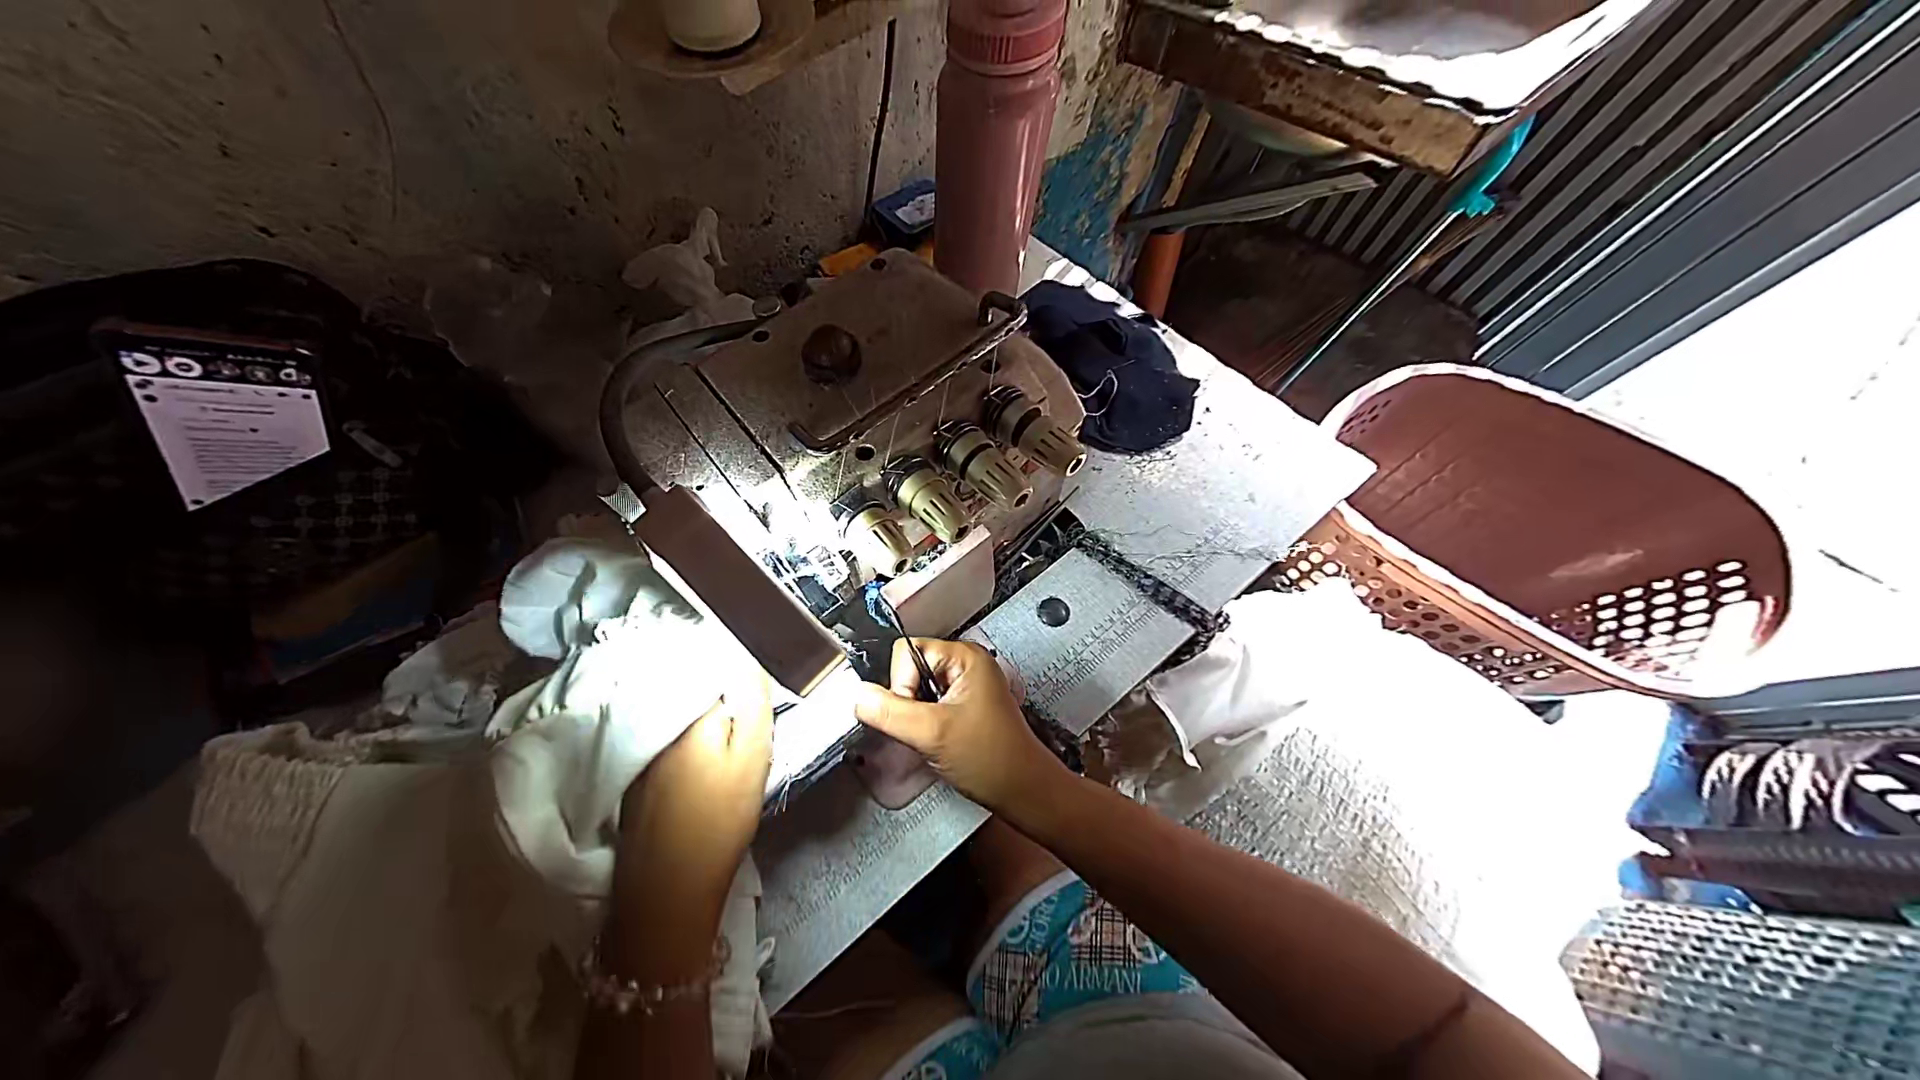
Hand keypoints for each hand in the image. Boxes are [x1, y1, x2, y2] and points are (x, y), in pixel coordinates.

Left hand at [613, 676, 771, 967]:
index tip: (761, 684)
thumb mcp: (752, 757)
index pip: (714, 670)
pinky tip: (700, 764)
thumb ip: (753, 702)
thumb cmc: (721, 819)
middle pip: (695, 693)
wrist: (671, 888)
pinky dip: (685, 742)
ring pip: (680, 717)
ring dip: (702, 717)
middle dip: (721, 694)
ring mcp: (641, 752)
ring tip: (728, 736)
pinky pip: (666, 741)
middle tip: (749, 718)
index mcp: (687, 715)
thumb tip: (749, 659)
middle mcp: (656, 725)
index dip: (740, 674)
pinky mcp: (636, 776)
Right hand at [853, 638, 1071, 815]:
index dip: (900, 684)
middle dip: (906, 703)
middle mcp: (965, 665)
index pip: (905, 652)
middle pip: (908, 670)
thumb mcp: (932, 733)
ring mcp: (964, 686)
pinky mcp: (961, 706)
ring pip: (914, 691)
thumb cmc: (994, 759)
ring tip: (935, 736)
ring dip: (914, 717)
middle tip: (926, 728)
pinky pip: (925, 706)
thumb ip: (890, 712)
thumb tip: (859, 696)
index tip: (914, 713)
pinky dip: (923, 725)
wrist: (1021, 790)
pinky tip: (938, 741)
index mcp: (965, 656)